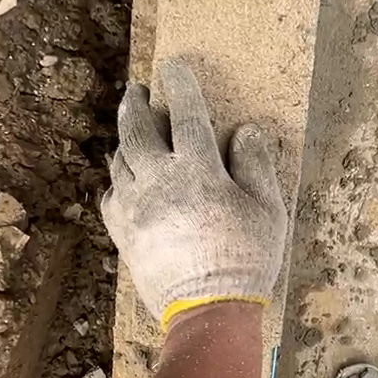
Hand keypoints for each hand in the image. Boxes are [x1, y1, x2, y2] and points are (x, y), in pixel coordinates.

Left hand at [102, 59, 288, 329]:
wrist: (208, 311)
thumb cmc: (246, 259)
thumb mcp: (268, 210)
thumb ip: (256, 165)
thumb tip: (246, 129)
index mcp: (198, 172)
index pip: (188, 116)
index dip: (181, 87)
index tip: (173, 66)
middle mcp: (159, 182)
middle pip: (138, 132)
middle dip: (135, 105)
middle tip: (135, 90)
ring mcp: (135, 209)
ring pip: (119, 162)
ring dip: (124, 140)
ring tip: (130, 132)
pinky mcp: (123, 234)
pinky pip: (109, 198)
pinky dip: (114, 182)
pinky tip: (122, 181)